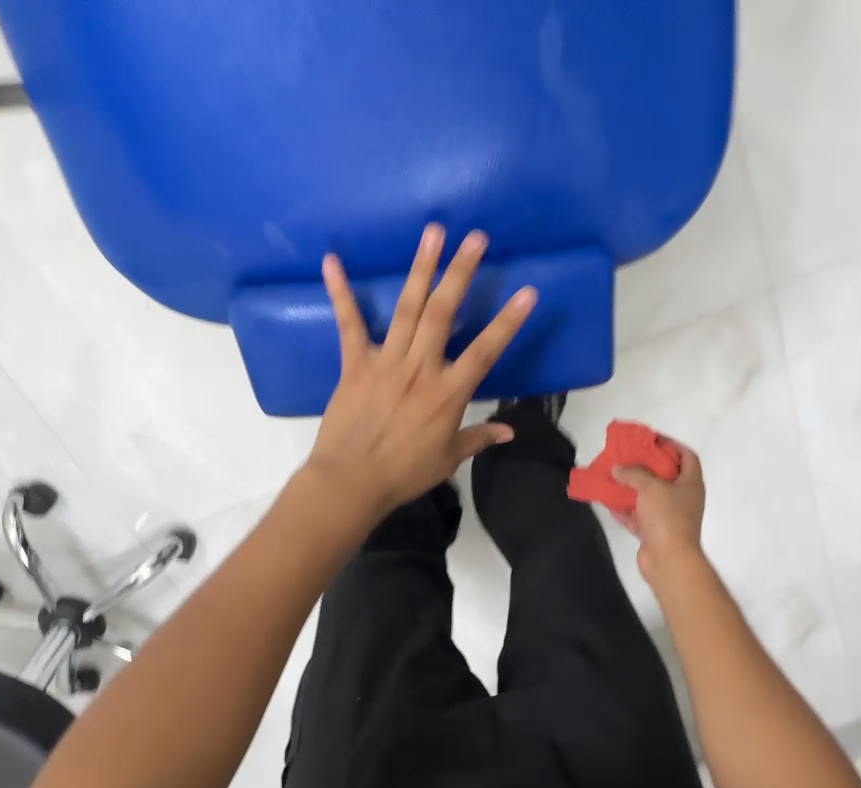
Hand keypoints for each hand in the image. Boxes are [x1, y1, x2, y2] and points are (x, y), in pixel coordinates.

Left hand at [304, 224, 537, 518]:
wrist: (352, 482)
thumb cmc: (404, 474)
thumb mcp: (448, 457)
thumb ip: (478, 437)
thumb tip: (509, 431)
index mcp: (448, 393)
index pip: (486, 351)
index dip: (508, 321)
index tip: (528, 292)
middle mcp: (420, 368)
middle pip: (445, 313)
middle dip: (461, 272)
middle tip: (476, 238)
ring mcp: (386, 362)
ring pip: (408, 308)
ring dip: (422, 268)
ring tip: (434, 233)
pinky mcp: (355, 364)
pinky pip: (349, 324)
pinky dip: (341, 292)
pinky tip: (332, 260)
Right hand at [613, 444, 706, 580]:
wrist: (669, 559)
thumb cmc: (668, 518)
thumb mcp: (651, 487)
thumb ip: (633, 473)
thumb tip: (617, 468)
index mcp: (691, 483)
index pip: (687, 456)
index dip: (671, 445)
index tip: (651, 440)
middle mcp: (682, 498)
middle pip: (665, 475)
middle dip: (646, 466)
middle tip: (627, 456)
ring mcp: (668, 517)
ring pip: (648, 497)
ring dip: (631, 487)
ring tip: (614, 475)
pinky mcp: (654, 532)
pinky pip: (637, 516)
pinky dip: (624, 509)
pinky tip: (607, 500)